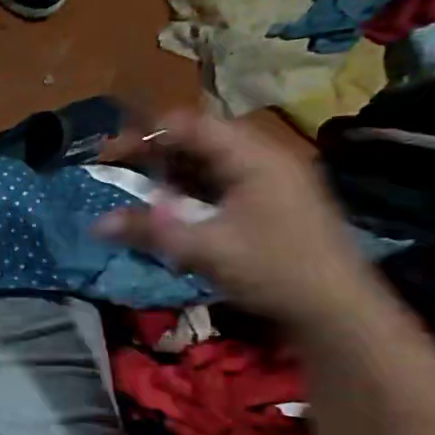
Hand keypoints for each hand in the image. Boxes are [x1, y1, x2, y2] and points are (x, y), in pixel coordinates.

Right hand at [95, 109, 373, 328]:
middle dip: (159, 157)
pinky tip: (180, 215)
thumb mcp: (205, 250)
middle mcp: (265, 158)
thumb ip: (151, 231)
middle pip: (202, 142)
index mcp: (253, 156)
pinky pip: (227, 185)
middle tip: (123, 175)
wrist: (337, 309)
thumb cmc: (274, 271)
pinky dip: (197, 194)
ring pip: (213, 166)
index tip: (112, 152)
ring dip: (177, 178)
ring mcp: (274, 181)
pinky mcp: (275, 204)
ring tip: (146, 197)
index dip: (148, 133)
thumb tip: (97, 224)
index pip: (192, 125)